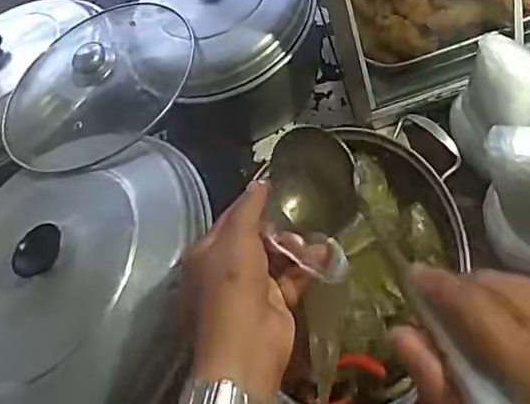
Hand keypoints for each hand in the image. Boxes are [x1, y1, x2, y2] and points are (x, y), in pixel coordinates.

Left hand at [183, 181, 320, 400]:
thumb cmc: (232, 284)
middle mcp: (225, 271)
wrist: (247, 346)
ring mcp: (250, 290)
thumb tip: (259, 183)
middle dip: (277, 229)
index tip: (272, 188)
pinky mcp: (274, 304)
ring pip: (276, 257)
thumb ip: (248, 207)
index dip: (250, 204)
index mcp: (206, 254)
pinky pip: (292, 277)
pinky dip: (307, 266)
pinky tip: (323, 255)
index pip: (229, 219)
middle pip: (255, 238)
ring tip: (307, 245)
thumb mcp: (236, 236)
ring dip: (295, 247)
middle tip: (292, 224)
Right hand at [390, 268, 529, 403]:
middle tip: (430, 305)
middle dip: (461, 288)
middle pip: (497, 283)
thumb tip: (401, 334)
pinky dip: (515, 301)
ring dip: (487, 293)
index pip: (477, 303)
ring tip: (464, 316)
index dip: (438, 285)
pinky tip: (504, 326)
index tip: (408, 273)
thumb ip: (446, 388)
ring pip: (518, 283)